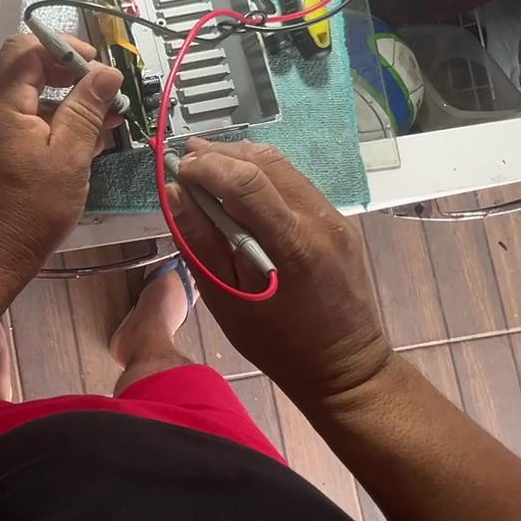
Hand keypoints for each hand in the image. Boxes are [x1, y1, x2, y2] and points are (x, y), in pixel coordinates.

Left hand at [0, 33, 124, 278]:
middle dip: (71, 75)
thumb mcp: (70, 156)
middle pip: (28, 71)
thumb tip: (107, 72)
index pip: (27, 50)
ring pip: (31, 100)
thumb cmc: (32, 208)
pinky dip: (54, 125)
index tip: (98, 64)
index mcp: (2, 105)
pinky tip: (87, 142)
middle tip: (106, 93)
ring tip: (109, 120)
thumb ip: (87, 109)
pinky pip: (25, 123)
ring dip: (69, 104)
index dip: (64, 48)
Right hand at [169, 140, 391, 405]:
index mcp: (293, 246)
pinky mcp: (338, 219)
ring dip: (238, 158)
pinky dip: (259, 174)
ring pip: (281, 165)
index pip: (246, 181)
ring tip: (204, 166)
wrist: (345, 366)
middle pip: (265, 161)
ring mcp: (335, 216)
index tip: (177, 170)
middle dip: (218, 154)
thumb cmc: (276, 342)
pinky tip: (236, 187)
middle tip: (184, 161)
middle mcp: (320, 220)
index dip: (205, 166)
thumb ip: (199, 241)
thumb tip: (175, 192)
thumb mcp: (225, 299)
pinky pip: (293, 181)